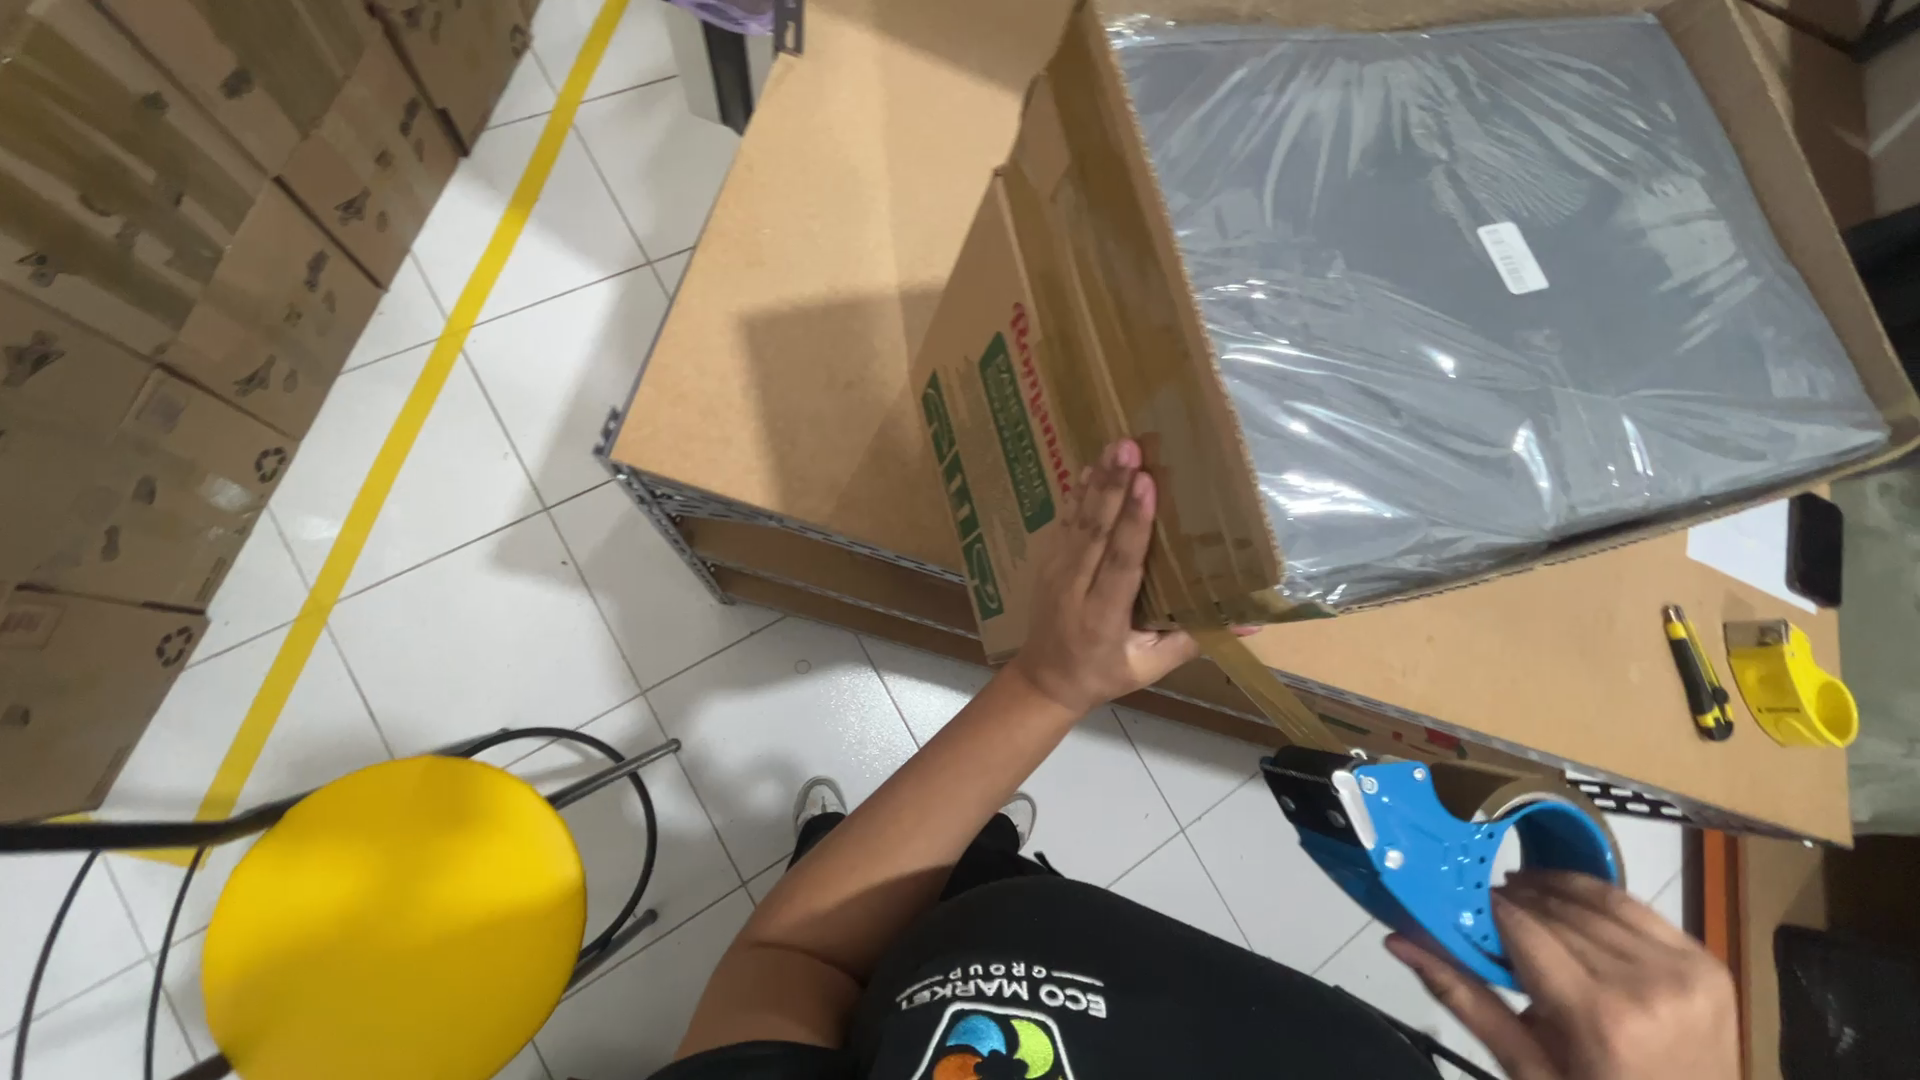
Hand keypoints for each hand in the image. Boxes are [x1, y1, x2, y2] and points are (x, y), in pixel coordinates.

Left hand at [1005, 438, 1202, 715]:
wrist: (1043, 680)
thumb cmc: (1103, 675)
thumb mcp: (1149, 667)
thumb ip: (1193, 641)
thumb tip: (1251, 624)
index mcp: (1102, 617)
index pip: (1121, 564)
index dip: (1134, 523)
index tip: (1146, 485)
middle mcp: (1075, 588)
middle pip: (1095, 531)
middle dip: (1113, 486)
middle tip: (1129, 447)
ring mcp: (1055, 572)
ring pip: (1077, 520)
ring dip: (1097, 481)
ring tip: (1114, 446)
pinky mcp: (1046, 561)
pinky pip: (1063, 522)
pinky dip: (1077, 493)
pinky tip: (1090, 467)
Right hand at [1386, 871, 1737, 1079]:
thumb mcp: (1526, 1068)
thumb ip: (1464, 997)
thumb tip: (1397, 940)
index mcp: (1599, 1016)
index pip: (1521, 926)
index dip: (1482, 908)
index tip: (1455, 905)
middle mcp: (1645, 984)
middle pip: (1552, 912)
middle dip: (1511, 905)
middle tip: (1483, 915)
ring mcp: (1683, 971)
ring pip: (1586, 902)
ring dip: (1545, 896)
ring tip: (1517, 906)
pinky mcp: (1705, 962)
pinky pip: (1630, 904)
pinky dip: (1589, 894)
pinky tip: (1560, 899)